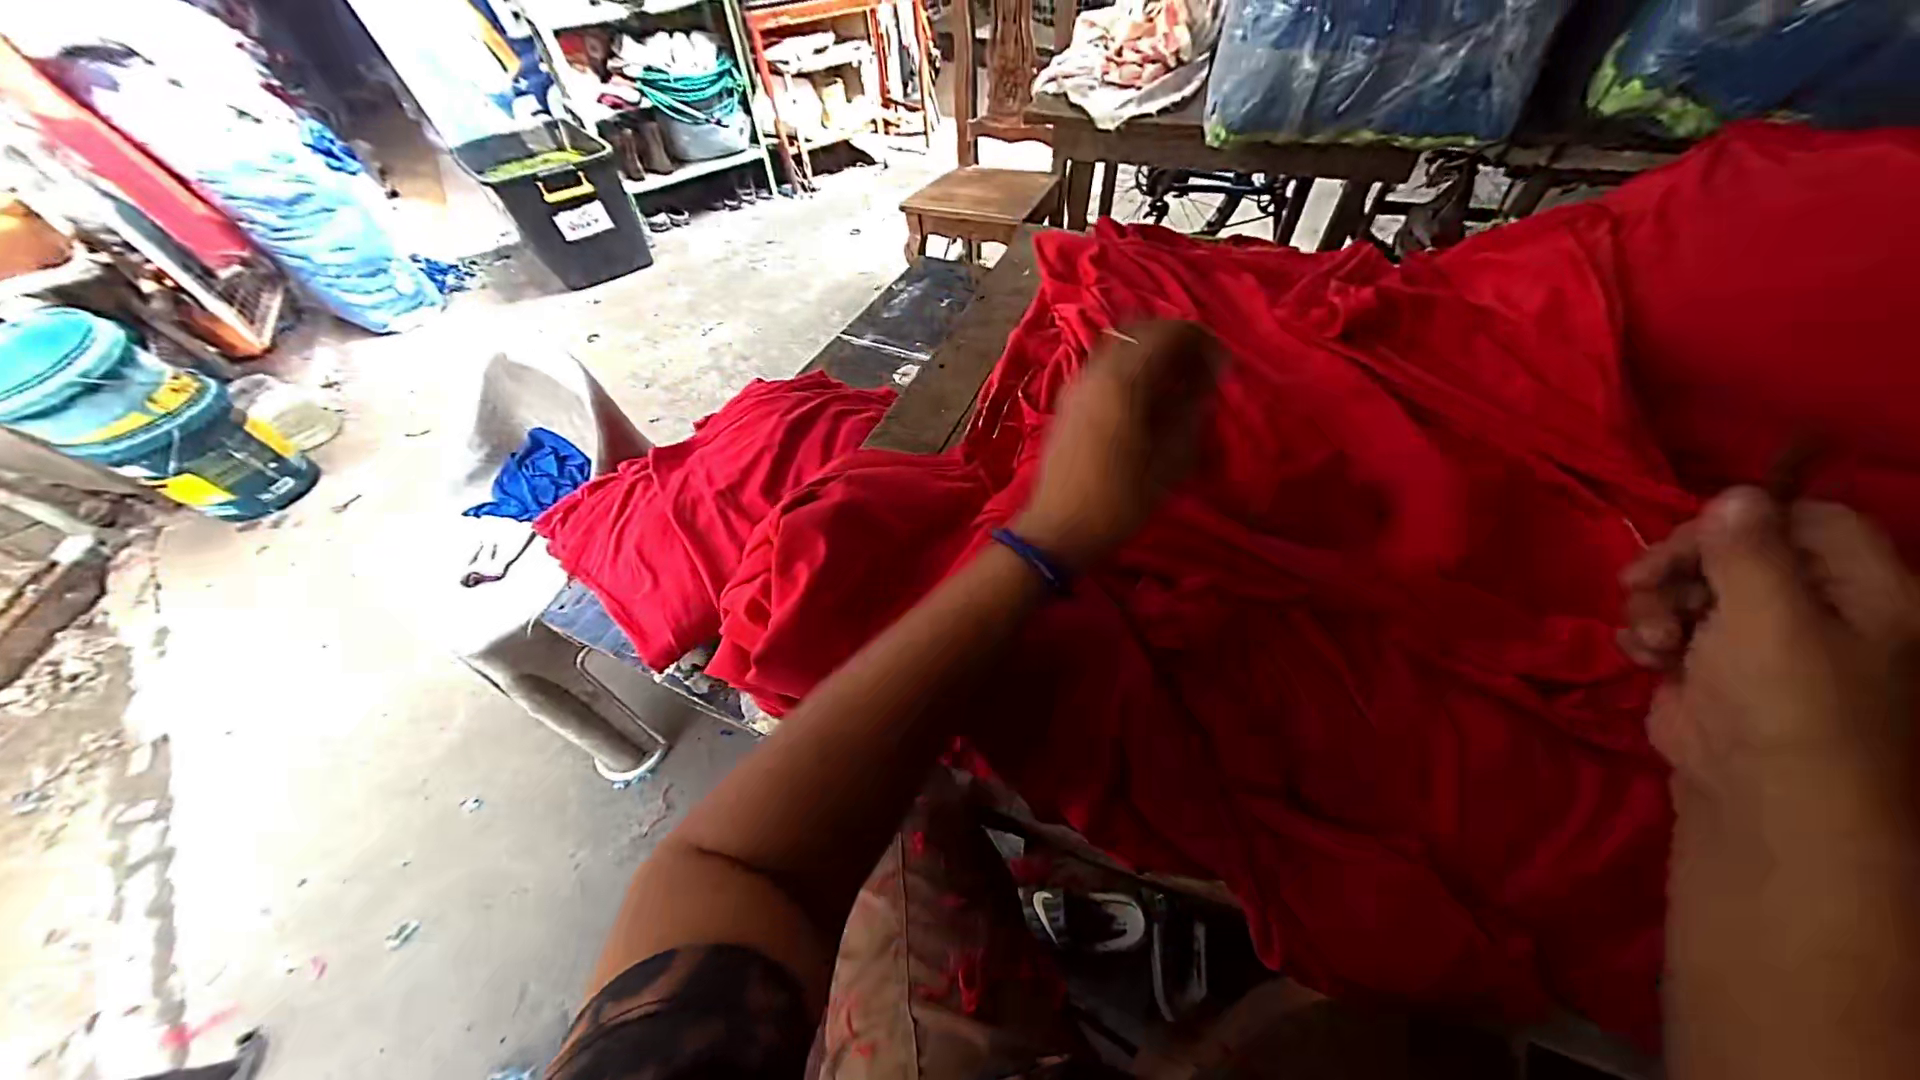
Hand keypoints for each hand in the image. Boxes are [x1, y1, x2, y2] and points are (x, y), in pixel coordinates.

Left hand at [1012, 319, 1220, 570]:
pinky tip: (1143, 402)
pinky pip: (1103, 369)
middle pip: (1141, 332)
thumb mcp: (1171, 460)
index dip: (1202, 340)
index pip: (1169, 332)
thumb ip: (1193, 408)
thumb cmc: (1119, 501)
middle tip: (1200, 372)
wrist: (1059, 529)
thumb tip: (1209, 375)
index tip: (1222, 364)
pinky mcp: (1066, 403)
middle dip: (1176, 343)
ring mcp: (1074, 386)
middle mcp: (1094, 372)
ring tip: (1175, 388)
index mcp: (1122, 380)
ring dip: (1150, 356)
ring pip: (1119, 349)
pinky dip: (1128, 371)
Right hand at [1618, 487, 1919, 790]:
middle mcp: (1816, 606)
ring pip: (1689, 586)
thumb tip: (1735, 492)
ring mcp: (1757, 635)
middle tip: (1640, 584)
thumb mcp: (1769, 619)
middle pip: (1735, 550)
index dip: (1742, 523)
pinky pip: (1666, 622)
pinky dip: (1647, 635)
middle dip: (1678, 566)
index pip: (1807, 520)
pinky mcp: (1708, 660)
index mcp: (1865, 590)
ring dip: (1655, 605)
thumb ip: (1748, 553)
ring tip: (1653, 641)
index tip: (1689, 544)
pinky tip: (1648, 657)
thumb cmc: (1787, 703)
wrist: (1759, 794)